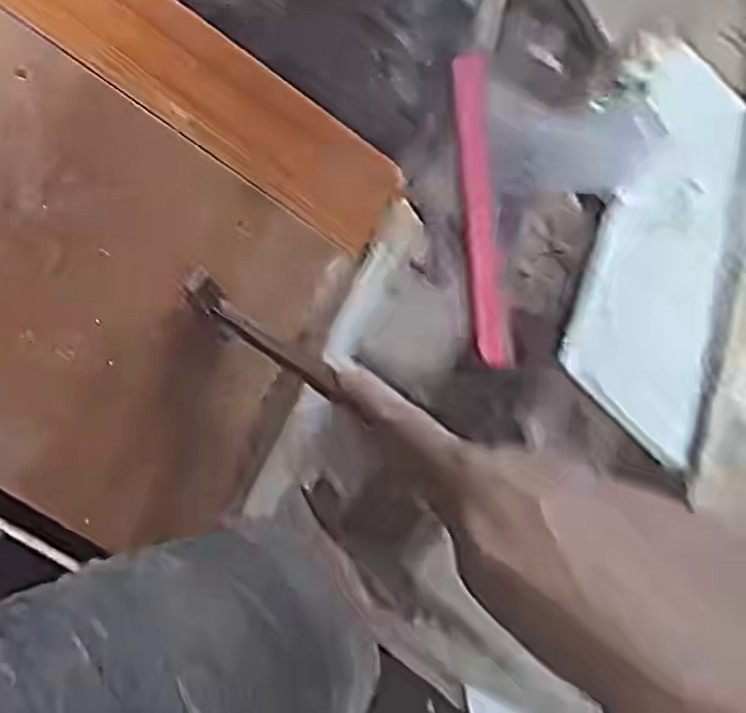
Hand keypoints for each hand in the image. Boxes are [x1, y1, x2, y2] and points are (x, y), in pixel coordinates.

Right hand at [335, 367, 745, 712]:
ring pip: (559, 485)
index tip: (341, 369)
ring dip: (553, 511)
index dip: (369, 398)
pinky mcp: (682, 513)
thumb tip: (446, 491)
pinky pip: (621, 509)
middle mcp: (543, 464)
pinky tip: (628, 578)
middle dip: (487, 484)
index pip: (407, 427)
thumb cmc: (576, 633)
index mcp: (482, 477)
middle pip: (494, 461)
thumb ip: (456, 517)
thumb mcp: (484, 577)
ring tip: (577, 572)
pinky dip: (613, 535)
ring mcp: (618, 485)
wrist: (717, 680)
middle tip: (496, 534)